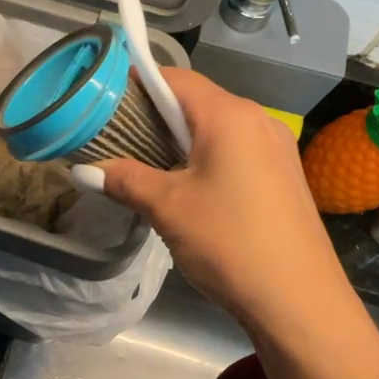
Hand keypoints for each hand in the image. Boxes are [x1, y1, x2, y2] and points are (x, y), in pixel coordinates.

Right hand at [93, 69, 378, 378]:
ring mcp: (274, 148)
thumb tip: (81, 169)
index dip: (134, 84)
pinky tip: (182, 189)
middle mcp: (257, 120)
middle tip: (111, 139)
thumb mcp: (166, 208)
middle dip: (151, 116)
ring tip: (140, 166)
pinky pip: (232, 151)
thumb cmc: (228, 242)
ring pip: (213, 129)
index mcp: (229, 116)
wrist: (297, 299)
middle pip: (194, 102)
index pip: (174, 78)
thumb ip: (123, 179)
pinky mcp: (281, 176)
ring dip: (175, 140)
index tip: (100, 103)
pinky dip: (201, 159)